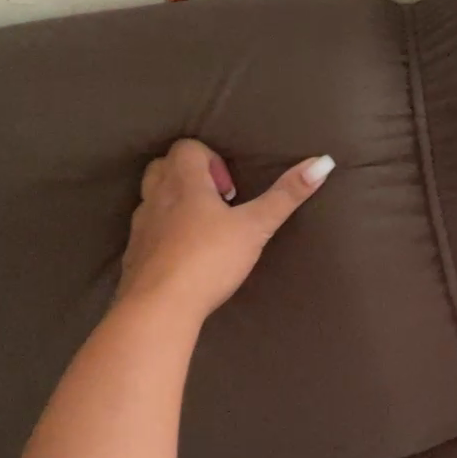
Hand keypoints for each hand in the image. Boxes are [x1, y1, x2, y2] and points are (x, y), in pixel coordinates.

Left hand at [116, 139, 333, 321]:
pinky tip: (185, 253)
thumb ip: (287, 194)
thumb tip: (324, 161)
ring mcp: (141, 227)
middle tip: (216, 200)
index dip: (210, 158)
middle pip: (162, 166)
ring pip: (151, 197)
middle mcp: (157, 199)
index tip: (229, 189)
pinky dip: (164, 230)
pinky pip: (146, 229)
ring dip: (174, 201)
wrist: (157, 309)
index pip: (186, 148)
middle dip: (189, 174)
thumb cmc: (209, 259)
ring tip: (203, 225)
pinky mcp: (132, 255)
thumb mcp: (256, 226)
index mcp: (184, 185)